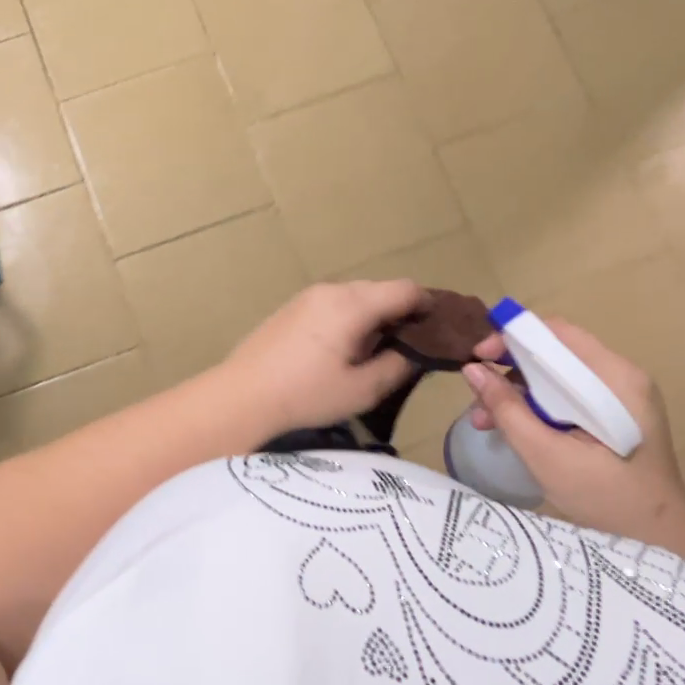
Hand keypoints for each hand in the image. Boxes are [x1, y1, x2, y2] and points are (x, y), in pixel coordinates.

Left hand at [210, 281, 431, 437]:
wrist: (243, 394)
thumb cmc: (306, 394)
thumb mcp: (363, 389)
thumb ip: (398, 366)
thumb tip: (416, 351)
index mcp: (352, 304)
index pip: (405, 289)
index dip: (429, 306)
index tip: (441, 330)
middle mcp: (331, 290)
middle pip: (380, 289)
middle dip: (402, 311)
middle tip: (415, 344)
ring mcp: (308, 296)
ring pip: (356, 295)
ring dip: (375, 314)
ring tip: (382, 349)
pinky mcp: (292, 307)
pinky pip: (334, 303)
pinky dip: (351, 317)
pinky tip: (348, 347)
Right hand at [462, 320, 684, 562]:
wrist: (661, 548)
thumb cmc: (606, 500)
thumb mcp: (546, 455)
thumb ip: (506, 408)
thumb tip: (471, 369)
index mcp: (616, 380)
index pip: (557, 333)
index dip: (512, 336)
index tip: (476, 356)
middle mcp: (623, 378)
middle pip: (554, 353)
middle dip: (509, 371)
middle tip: (476, 396)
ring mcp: (623, 397)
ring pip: (557, 375)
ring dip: (518, 391)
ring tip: (485, 421)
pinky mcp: (618, 415)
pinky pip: (568, 394)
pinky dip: (538, 405)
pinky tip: (514, 428)